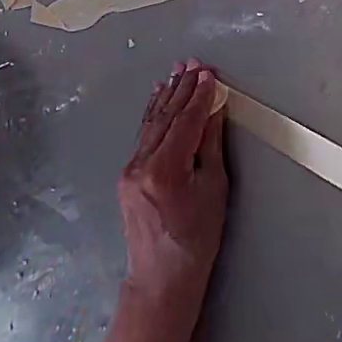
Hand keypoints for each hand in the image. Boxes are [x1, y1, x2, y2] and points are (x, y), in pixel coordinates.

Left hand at [118, 60, 227, 301]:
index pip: (186, 121)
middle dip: (182, 87)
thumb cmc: (197, 239)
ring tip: (178, 71)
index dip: (200, 95)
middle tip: (194, 63)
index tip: (210, 74)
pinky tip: (158, 96)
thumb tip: (213, 109)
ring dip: (167, 95)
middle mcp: (142, 164)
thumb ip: (211, 144)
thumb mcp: (214, 188)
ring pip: (152, 123)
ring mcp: (130, 169)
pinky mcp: (127, 174)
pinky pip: (144, 136)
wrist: (161, 278)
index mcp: (165, 170)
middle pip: (167, 117)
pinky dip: (154, 113)